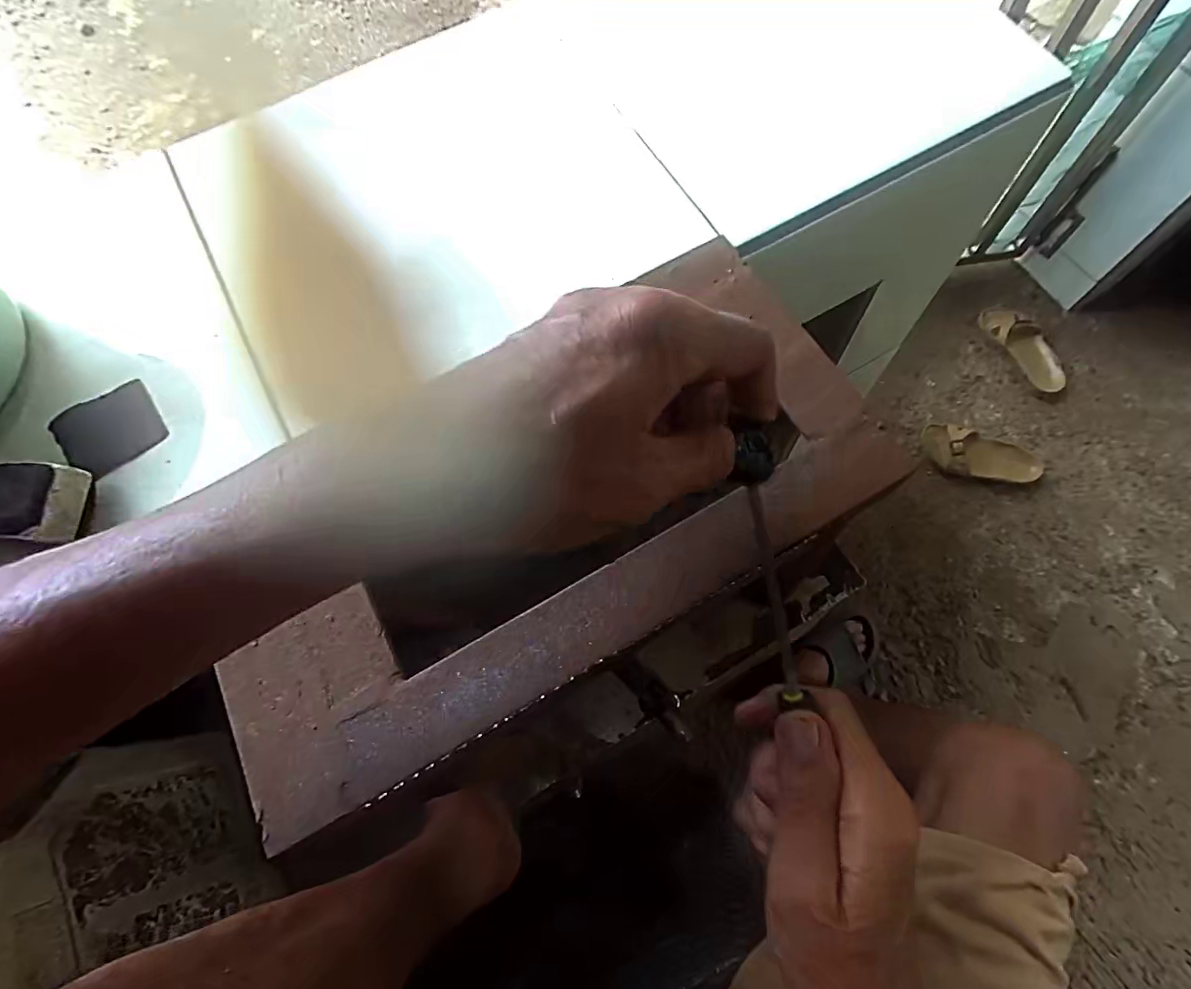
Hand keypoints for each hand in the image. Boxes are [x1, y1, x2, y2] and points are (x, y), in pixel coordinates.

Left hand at [172, 286, 775, 578]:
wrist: (428, 467)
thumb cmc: (546, 478)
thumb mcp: (645, 484)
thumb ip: (705, 458)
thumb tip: (723, 443)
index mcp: (660, 329)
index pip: (747, 343)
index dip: (762, 393)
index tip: (748, 436)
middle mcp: (620, 302)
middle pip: (700, 338)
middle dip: (709, 397)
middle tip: (687, 455)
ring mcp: (575, 311)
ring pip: (654, 345)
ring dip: (667, 395)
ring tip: (640, 454)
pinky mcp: (542, 331)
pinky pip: (611, 351)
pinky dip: (628, 388)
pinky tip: (598, 436)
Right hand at [735, 688, 930, 988]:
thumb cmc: (827, 959)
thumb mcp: (799, 879)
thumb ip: (804, 794)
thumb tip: (800, 717)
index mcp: (876, 804)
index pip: (834, 713)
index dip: (785, 704)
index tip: (744, 720)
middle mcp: (881, 797)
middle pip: (814, 734)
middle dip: (775, 764)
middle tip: (766, 817)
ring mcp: (868, 810)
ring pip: (802, 761)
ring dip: (773, 793)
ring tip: (771, 844)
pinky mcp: (853, 824)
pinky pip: (805, 790)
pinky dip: (780, 812)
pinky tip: (777, 848)